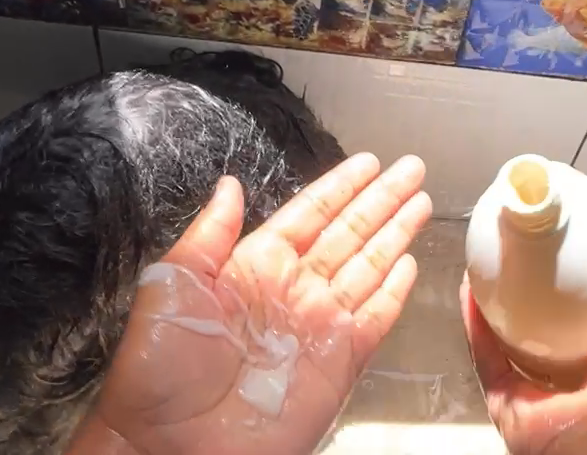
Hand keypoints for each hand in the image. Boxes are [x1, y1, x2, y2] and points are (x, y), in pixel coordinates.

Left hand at [78, 153, 431, 454]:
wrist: (170, 450)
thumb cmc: (163, 364)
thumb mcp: (175, 283)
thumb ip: (210, 232)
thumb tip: (231, 181)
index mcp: (259, 264)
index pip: (312, 212)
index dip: (342, 186)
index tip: (370, 161)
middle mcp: (297, 287)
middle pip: (350, 231)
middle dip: (383, 199)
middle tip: (413, 168)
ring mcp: (321, 324)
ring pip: (369, 265)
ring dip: (397, 233)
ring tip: (422, 201)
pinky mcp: (340, 362)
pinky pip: (375, 317)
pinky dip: (394, 292)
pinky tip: (411, 264)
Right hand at [462, 270, 586, 454]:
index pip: (567, 327)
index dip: (557, 295)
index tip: (549, 258)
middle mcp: (552, 381)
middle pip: (526, 333)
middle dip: (515, 299)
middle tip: (508, 259)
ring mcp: (524, 392)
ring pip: (498, 342)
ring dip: (486, 307)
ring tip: (480, 268)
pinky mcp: (501, 401)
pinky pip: (484, 358)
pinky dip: (474, 326)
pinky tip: (469, 292)